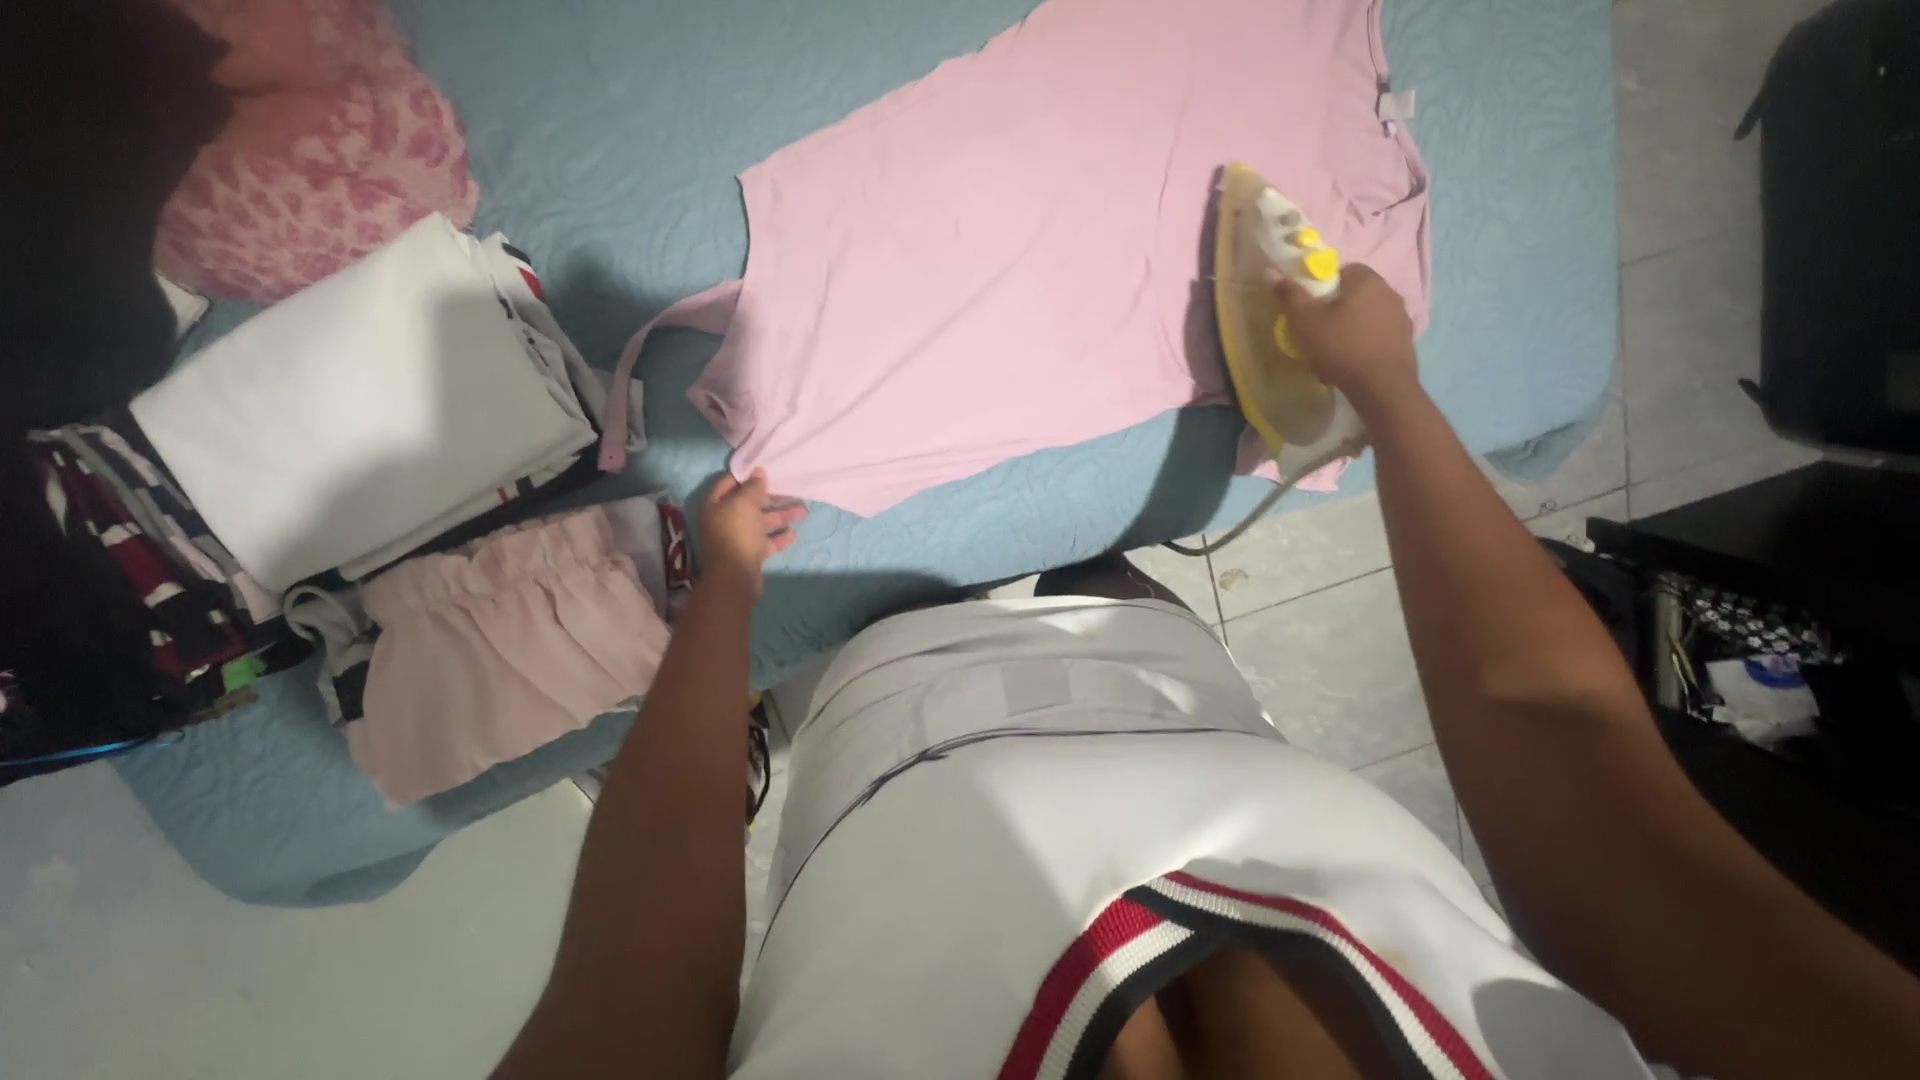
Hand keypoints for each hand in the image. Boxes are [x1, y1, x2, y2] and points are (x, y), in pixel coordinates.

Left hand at [699, 468, 805, 593]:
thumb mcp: (744, 503)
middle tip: (793, 491)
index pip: (730, 483)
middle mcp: (725, 520)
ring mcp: (737, 538)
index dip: (748, 476)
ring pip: (761, 522)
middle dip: (772, 497)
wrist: (735, 575)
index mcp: (716, 505)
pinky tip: (794, 533)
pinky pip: (766, 542)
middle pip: (749, 504)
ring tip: (804, 512)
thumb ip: (752, 486)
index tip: (768, 470)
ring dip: (781, 516)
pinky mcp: (749, 554)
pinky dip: (779, 537)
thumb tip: (758, 472)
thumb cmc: (737, 532)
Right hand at [1268, 263, 1417, 405]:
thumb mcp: (1305, 321)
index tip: (1311, 307)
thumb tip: (1272, 272)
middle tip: (1318, 330)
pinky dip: (1365, 343)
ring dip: (1352, 326)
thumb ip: (1289, 295)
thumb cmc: (1340, 347)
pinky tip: (1352, 362)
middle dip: (1338, 307)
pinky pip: (1379, 335)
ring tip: (1334, 350)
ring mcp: (1401, 317)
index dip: (1324, 286)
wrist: (1381, 386)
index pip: (1344, 270)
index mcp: (1366, 280)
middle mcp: (1389, 292)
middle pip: (1356, 293)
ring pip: (1368, 315)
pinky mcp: (1406, 341)